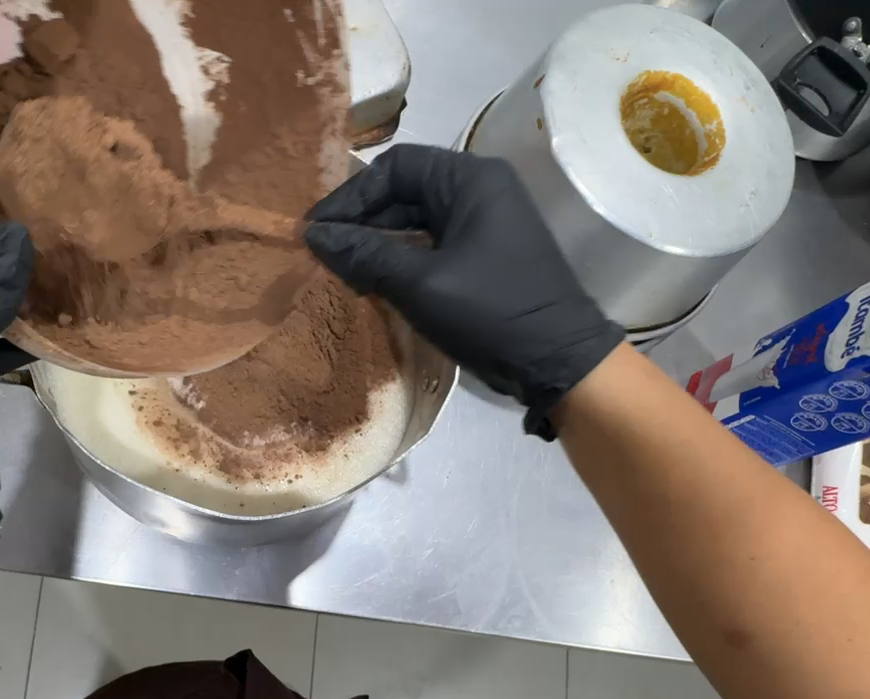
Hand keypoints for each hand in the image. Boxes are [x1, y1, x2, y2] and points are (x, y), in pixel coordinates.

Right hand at [304, 145, 625, 438]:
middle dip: (361, 220)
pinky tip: (374, 283)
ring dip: (377, 242)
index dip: (350, 196)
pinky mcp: (483, 256)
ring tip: (342, 270)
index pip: (396, 167)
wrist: (556, 360)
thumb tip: (313, 236)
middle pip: (404, 191)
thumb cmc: (491, 314)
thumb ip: (366, 255)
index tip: (316, 231)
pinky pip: (430, 245)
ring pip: (415, 220)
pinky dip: (399, 260)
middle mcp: (479, 190)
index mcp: (471, 179)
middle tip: (322, 252)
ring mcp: (484, 223)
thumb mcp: (421, 285)